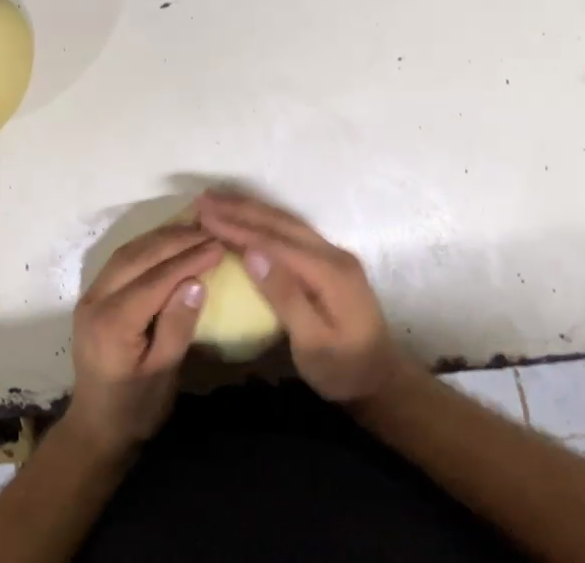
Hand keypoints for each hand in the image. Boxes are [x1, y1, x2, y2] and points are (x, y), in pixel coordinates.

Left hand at [64, 224, 222, 454]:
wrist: (97, 425)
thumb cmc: (136, 407)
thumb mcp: (164, 372)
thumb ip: (178, 325)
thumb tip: (196, 281)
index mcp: (113, 322)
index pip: (154, 279)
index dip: (187, 259)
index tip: (219, 245)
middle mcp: (95, 301)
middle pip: (135, 257)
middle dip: (173, 240)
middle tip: (209, 229)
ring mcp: (90, 297)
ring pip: (124, 255)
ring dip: (158, 239)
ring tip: (192, 229)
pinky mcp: (93, 298)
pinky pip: (119, 263)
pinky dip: (144, 248)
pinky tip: (165, 244)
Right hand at [195, 189, 409, 401]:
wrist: (381, 384)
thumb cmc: (342, 369)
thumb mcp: (312, 342)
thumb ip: (285, 296)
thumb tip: (253, 253)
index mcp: (331, 272)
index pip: (274, 241)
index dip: (237, 227)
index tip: (203, 216)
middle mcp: (334, 255)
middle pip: (280, 223)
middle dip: (239, 209)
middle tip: (202, 200)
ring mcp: (334, 256)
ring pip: (286, 222)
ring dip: (250, 209)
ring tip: (217, 200)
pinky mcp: (328, 262)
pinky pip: (290, 232)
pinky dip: (263, 220)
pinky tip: (245, 218)